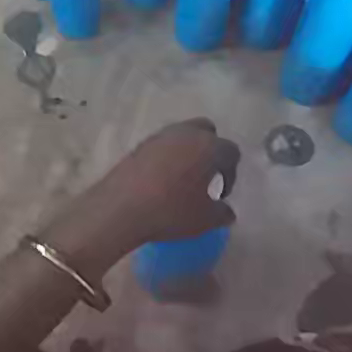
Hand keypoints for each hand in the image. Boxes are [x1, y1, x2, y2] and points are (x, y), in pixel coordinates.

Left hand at [40, 119, 240, 277]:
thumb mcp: (205, 220)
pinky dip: (167, 157)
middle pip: (207, 132)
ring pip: (183, 135)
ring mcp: (160, 136)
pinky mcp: (139, 145)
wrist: (120, 208)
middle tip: (205, 177)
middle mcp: (187, 133)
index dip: (230, 173)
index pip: (231, 151)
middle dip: (210, 150)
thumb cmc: (171, 212)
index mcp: (209, 147)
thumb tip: (227, 211)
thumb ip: (222, 213)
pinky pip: (162, 145)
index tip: (221, 194)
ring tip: (181, 180)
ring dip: (187, 152)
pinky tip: (160, 181)